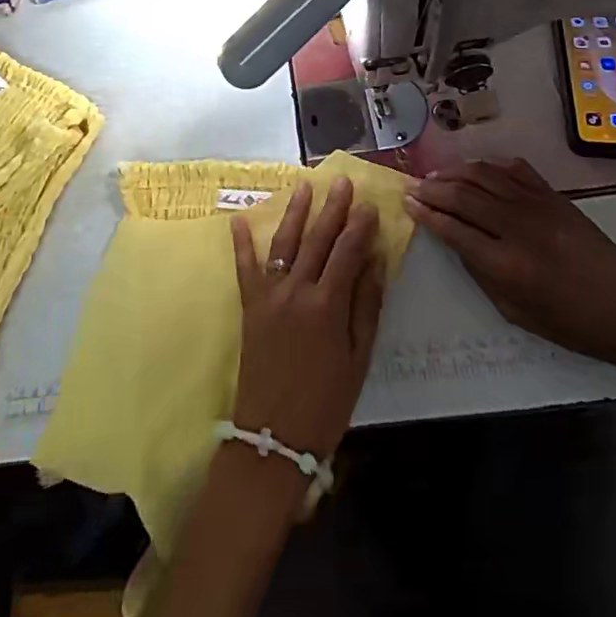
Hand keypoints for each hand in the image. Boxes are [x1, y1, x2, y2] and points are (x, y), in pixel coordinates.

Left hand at [229, 177, 384, 461]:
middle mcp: (296, 292)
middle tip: (341, 182)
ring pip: (284, 245)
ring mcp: (269, 297)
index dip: (360, 227)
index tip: (370, 204)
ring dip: (295, 214)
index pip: (348, 253)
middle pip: (317, 241)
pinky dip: (242, 243)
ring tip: (304, 187)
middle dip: (332, 209)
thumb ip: (366, 306)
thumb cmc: (327, 400)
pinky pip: (244, 269)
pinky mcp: (250, 308)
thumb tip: (374, 262)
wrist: (275, 435)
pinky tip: (240, 219)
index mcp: (328, 305)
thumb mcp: (359, 357)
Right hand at [404, 159, 615, 368]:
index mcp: (505, 264)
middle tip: (414, 185)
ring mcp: (538, 206)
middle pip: (464, 196)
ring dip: (456, 173)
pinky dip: (492, 166)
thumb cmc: (569, 321)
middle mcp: (518, 227)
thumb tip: (458, 241)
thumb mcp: (514, 310)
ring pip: (486, 176)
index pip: (453, 228)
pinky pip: (516, 170)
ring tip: (436, 175)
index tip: (407, 203)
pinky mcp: (555, 196)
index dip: (426, 214)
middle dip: (433, 189)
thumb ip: (482, 273)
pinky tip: (479, 170)